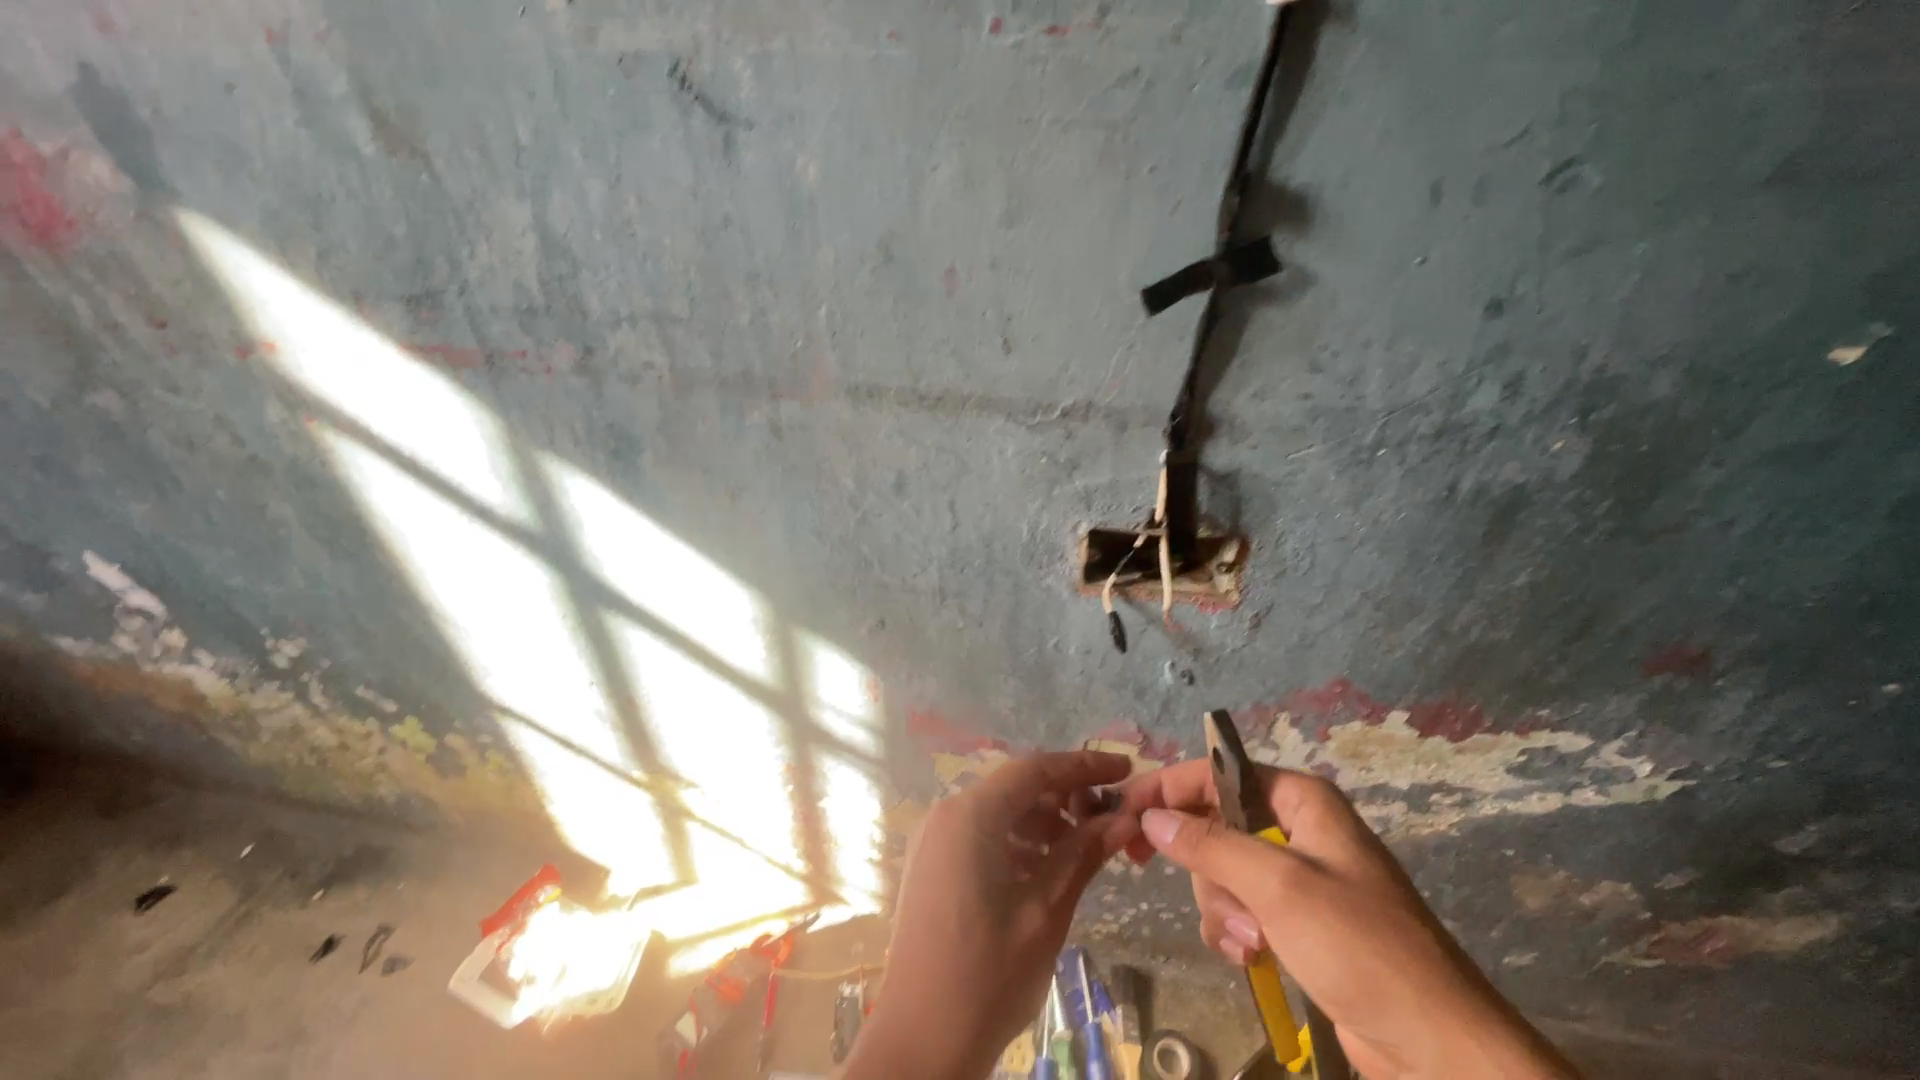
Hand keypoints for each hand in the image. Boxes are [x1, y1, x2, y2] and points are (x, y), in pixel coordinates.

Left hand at [844, 751, 1137, 1079]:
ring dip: (1044, 821)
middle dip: (1065, 796)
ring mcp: (934, 842)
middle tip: (1111, 818)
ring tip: (1088, 845)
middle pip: (1015, 787)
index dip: (1083, 766)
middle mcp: (946, 816)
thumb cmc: (988, 975)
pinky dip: (1018, 842)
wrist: (920, 1040)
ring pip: (999, 812)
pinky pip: (981, 836)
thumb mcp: (1046, 911)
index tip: (1126, 769)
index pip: (1034, 769)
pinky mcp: (932, 867)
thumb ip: (1082, 854)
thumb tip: (1124, 818)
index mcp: (970, 816)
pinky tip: (1048, 868)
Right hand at [1121, 761, 1577, 1079]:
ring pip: (1222, 875)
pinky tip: (1254, 958)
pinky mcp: (1297, 924)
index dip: (1171, 789)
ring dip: (1224, 911)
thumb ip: (1209, 845)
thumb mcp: (1277, 887)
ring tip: (1252, 943)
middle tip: (1224, 906)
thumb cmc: (1358, 946)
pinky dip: (1236, 934)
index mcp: (1303, 802)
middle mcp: (1298, 831)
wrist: (1431, 1041)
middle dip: (1210, 873)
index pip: (1218, 774)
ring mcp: (1298, 880)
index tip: (1126, 813)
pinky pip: (1240, 911)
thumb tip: (1151, 815)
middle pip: (1216, 827)